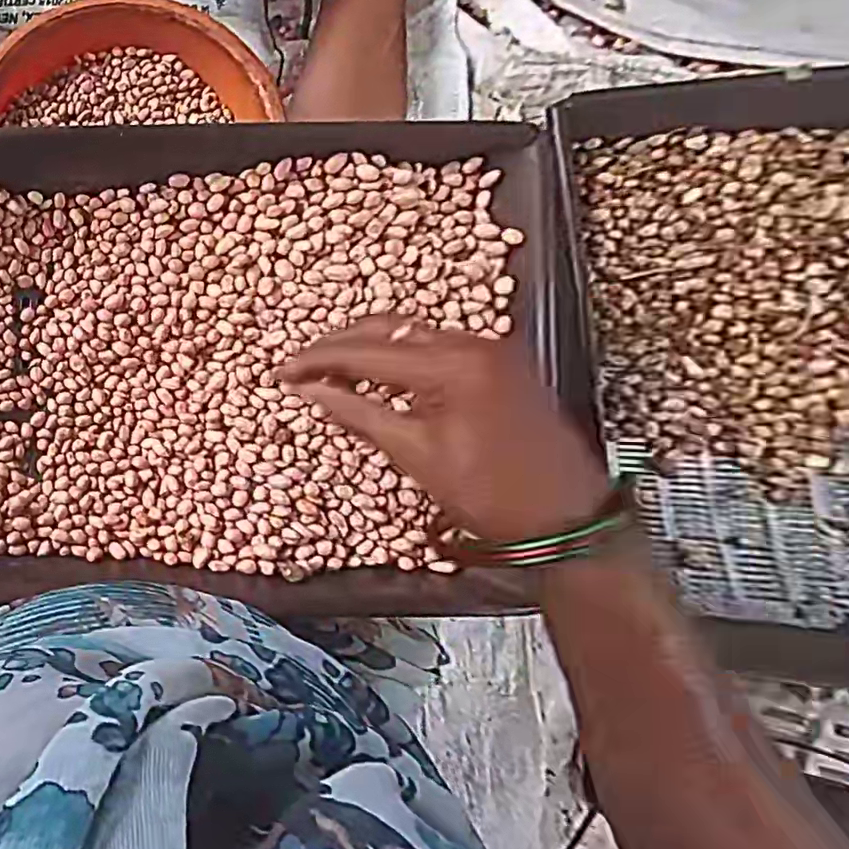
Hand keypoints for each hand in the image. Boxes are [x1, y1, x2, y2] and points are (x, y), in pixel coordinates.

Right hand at [276, 318, 609, 546]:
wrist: (567, 518)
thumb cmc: (488, 492)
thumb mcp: (410, 452)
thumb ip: (354, 412)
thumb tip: (307, 390)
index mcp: (451, 367)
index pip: (363, 352)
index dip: (314, 361)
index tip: (281, 373)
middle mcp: (473, 346)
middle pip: (383, 329)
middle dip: (334, 345)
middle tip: (298, 367)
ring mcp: (489, 351)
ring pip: (406, 332)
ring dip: (362, 346)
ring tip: (326, 369)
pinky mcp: (497, 363)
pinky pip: (430, 344)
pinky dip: (392, 354)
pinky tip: (370, 373)